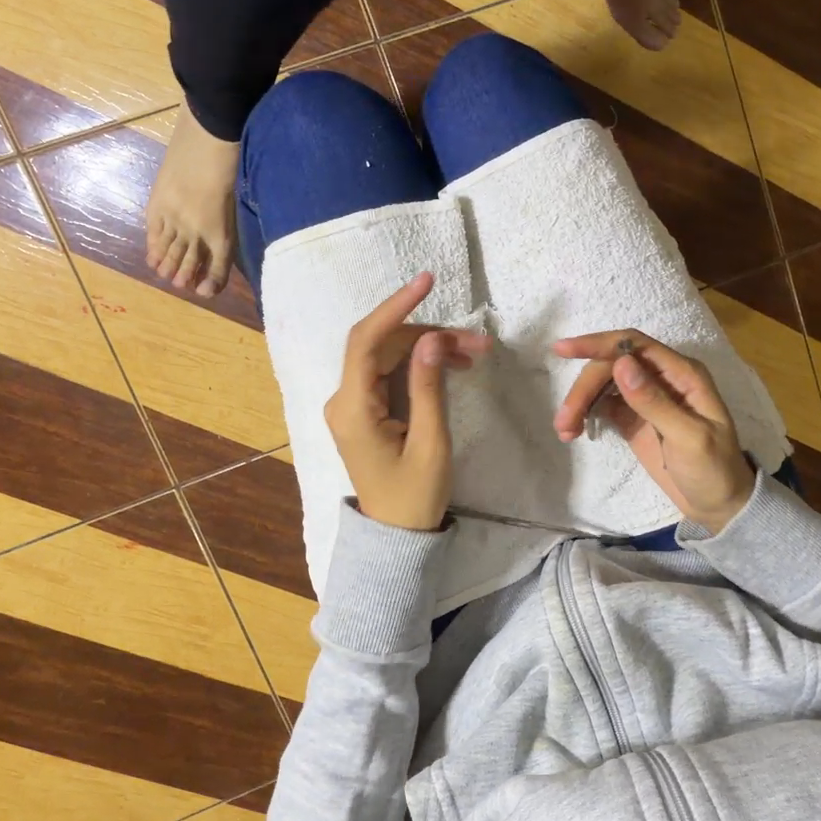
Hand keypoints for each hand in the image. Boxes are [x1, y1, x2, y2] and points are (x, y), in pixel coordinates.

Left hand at [324, 273, 491, 530]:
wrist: (396, 538)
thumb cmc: (414, 497)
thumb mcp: (430, 443)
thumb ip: (427, 388)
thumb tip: (430, 340)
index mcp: (353, 409)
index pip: (367, 340)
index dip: (396, 306)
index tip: (427, 282)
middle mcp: (344, 399)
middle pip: (381, 343)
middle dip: (428, 332)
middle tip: (476, 342)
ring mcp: (353, 403)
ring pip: (389, 354)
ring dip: (429, 347)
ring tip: (475, 354)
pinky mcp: (366, 409)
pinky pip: (391, 372)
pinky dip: (421, 363)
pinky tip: (454, 365)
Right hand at [552, 330, 754, 530]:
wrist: (718, 505)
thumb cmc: (714, 469)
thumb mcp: (688, 438)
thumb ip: (654, 402)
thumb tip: (621, 364)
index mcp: (681, 373)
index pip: (634, 345)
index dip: (598, 344)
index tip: (563, 350)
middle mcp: (661, 377)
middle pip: (612, 366)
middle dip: (584, 387)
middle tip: (563, 419)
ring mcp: (645, 397)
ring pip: (603, 384)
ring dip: (580, 401)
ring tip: (564, 430)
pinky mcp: (632, 417)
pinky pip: (602, 404)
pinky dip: (584, 413)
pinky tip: (572, 430)